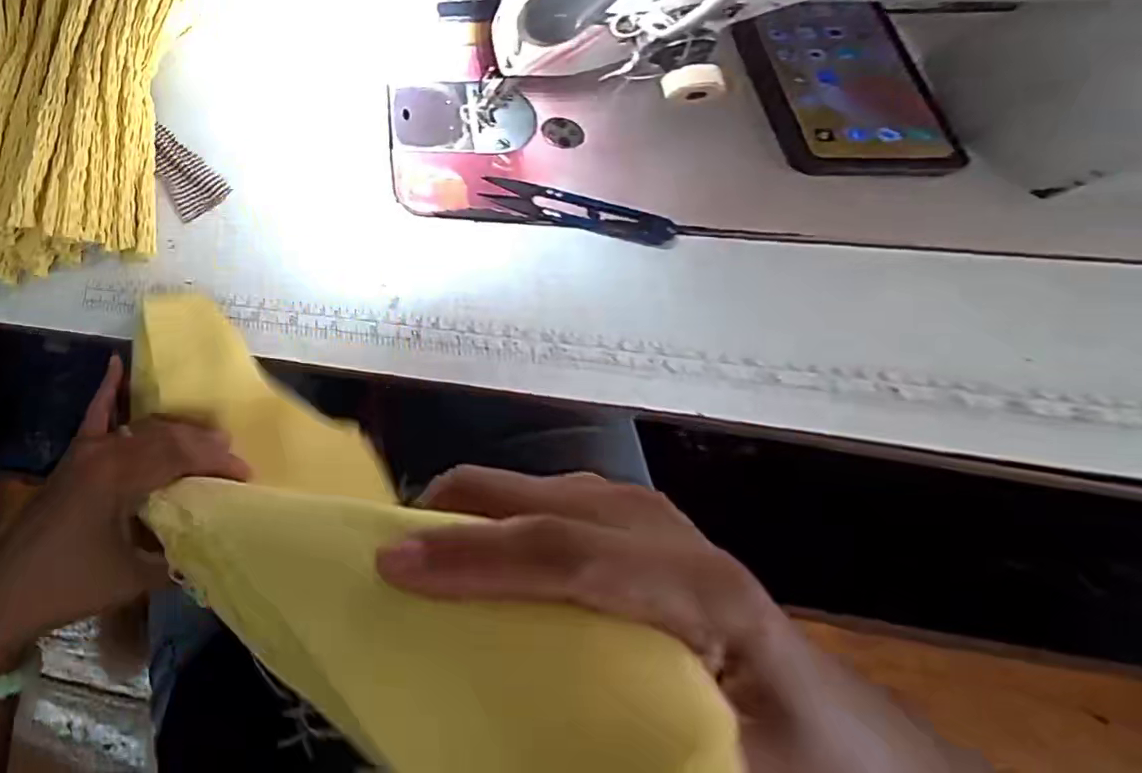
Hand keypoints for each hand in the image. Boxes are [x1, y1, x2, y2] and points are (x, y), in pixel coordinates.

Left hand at [0, 355, 250, 672]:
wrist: (7, 591)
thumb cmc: (70, 584)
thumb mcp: (130, 579)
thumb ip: (171, 559)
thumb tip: (201, 547)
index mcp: (119, 476)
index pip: (179, 456)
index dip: (215, 461)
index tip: (245, 473)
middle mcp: (104, 452)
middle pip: (163, 436)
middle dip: (200, 442)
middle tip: (231, 454)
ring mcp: (85, 451)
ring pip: (138, 427)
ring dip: (172, 428)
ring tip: (203, 435)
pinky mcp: (72, 457)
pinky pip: (94, 415)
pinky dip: (106, 390)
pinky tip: (115, 364)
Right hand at [376, 467, 980, 772]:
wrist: (848, 730)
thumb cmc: (793, 756)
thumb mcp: (722, 769)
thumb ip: (627, 746)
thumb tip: (491, 735)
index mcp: (693, 585)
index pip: (560, 553)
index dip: (469, 555)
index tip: (389, 567)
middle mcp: (653, 524)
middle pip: (520, 498)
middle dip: (439, 519)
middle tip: (383, 565)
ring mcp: (631, 507)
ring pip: (512, 486)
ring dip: (454, 517)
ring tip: (418, 565)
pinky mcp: (614, 511)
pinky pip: (523, 497)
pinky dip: (479, 519)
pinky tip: (471, 559)